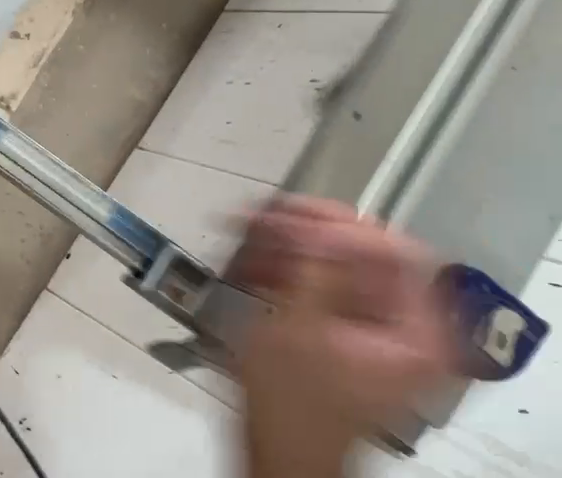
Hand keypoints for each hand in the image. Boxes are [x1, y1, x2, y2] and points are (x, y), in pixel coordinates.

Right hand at [233, 198, 453, 475]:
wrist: (277, 442)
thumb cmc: (292, 396)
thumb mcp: (300, 328)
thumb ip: (318, 272)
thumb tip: (324, 224)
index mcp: (414, 331)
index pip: (398, 255)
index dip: (347, 226)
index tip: (293, 211)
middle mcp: (399, 324)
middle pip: (359, 254)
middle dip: (303, 229)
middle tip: (256, 213)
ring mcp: (365, 326)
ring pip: (329, 262)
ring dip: (282, 242)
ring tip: (239, 231)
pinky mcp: (333, 327)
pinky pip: (312, 281)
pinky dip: (278, 265)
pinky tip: (243, 260)